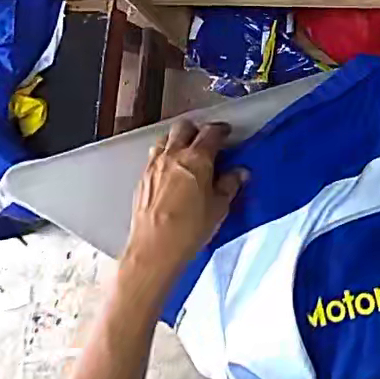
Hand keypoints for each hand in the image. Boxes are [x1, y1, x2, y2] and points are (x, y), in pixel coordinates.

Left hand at [121, 119, 246, 289]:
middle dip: (197, 130)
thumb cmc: (189, 229)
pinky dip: (164, 157)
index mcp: (197, 158)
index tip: (227, 134)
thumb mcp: (220, 206)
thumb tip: (238, 174)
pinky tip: (172, 172)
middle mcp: (173, 156)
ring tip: (188, 153)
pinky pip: (153, 158)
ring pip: (165, 139)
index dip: (221, 130)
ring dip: (178, 141)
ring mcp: (153, 167)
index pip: (211, 132)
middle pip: (184, 127)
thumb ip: (230, 184)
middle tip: (207, 141)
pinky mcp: (142, 181)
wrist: (154, 251)